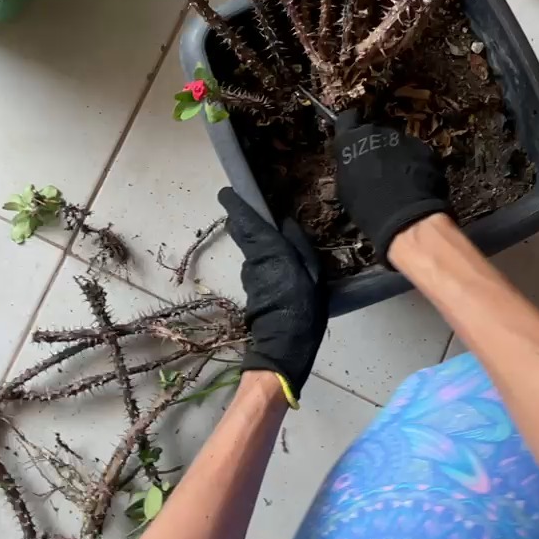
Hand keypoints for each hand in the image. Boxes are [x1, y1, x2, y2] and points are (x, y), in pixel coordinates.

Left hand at [217, 188, 326, 407]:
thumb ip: (298, 244)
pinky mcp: (251, 289)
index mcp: (268, 251)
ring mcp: (249, 276)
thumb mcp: (312, 272)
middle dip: (244, 220)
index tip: (226, 191)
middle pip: (243, 234)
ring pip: (252, 252)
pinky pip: (258, 267)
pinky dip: (264, 261)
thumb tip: (284, 222)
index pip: (244, 221)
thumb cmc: (302, 307)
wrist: (284, 347)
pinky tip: (280, 267)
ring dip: (259, 244)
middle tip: (252, 209)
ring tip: (278, 241)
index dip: (234, 204)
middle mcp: (253, 260)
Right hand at [331, 109, 450, 260]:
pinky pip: (417, 154)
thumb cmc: (366, 205)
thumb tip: (355, 162)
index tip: (351, 137)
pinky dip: (416, 164)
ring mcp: (405, 138)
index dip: (349, 127)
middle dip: (376, 145)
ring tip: (399, 179)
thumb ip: (348, 164)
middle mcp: (378, 131)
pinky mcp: (427, 149)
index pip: (346, 119)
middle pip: (375, 132)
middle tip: (377, 167)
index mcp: (351, 138)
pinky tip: (416, 184)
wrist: (406, 216)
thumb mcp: (345, 185)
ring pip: (398, 143)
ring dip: (397, 155)